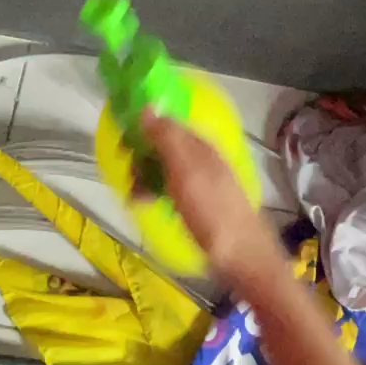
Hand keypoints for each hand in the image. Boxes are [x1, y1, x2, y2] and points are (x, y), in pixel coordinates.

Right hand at [141, 113, 289, 291]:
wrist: (243, 259)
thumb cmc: (213, 212)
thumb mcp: (186, 172)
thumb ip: (167, 138)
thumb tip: (147, 105)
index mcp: (200, 145)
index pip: (167, 122)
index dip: (143, 127)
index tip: (121, 141)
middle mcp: (202, 157)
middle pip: (164, 145)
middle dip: (142, 156)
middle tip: (127, 174)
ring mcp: (203, 181)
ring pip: (166, 168)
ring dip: (145, 176)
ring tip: (133, 195)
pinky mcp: (200, 203)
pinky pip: (171, 188)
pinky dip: (156, 193)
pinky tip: (146, 205)